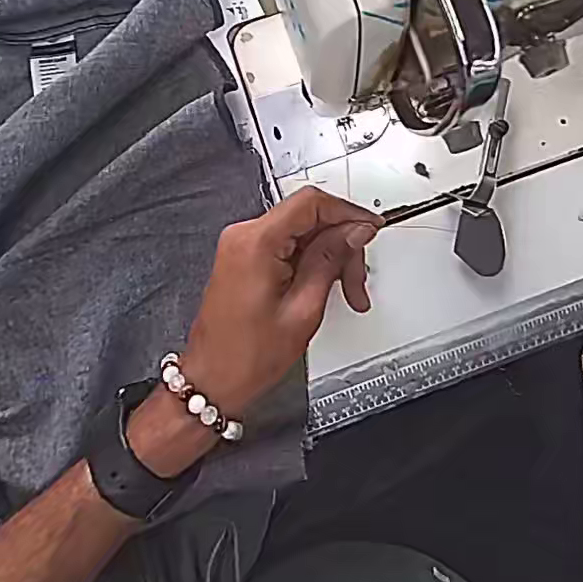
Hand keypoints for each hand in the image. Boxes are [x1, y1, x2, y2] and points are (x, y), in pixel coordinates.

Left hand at [128, 187, 380, 474]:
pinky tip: (323, 286)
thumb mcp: (304, 308)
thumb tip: (353, 230)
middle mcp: (243, 236)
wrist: (214, 378)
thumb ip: (331, 260)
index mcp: (256, 243)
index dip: (347, 212)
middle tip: (356, 276)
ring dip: (328, 256)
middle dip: (340, 244)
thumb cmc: (246, 355)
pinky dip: (310, 261)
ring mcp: (241, 245)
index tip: (368, 227)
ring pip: (301, 233)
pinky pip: (286, 245)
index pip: (310, 203)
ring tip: (344, 291)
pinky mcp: (243, 256)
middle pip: (307, 218)